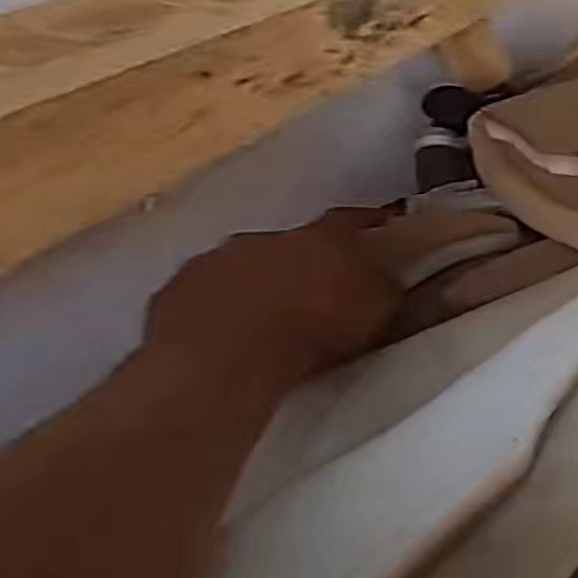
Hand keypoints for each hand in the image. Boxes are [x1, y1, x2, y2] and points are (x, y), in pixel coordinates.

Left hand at [145, 208, 403, 380]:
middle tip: (325, 280)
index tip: (384, 223)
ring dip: (265, 276)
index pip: (352, 218)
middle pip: (296, 241)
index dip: (369, 220)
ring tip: (277, 306)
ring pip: (249, 262)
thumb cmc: (319, 329)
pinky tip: (236, 324)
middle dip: (310, 256)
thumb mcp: (382, 311)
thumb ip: (392, 286)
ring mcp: (215, 260)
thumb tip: (402, 273)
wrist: (226, 359)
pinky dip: (225, 299)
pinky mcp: (175, 289)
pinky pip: (209, 288)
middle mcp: (269, 238)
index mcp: (324, 238)